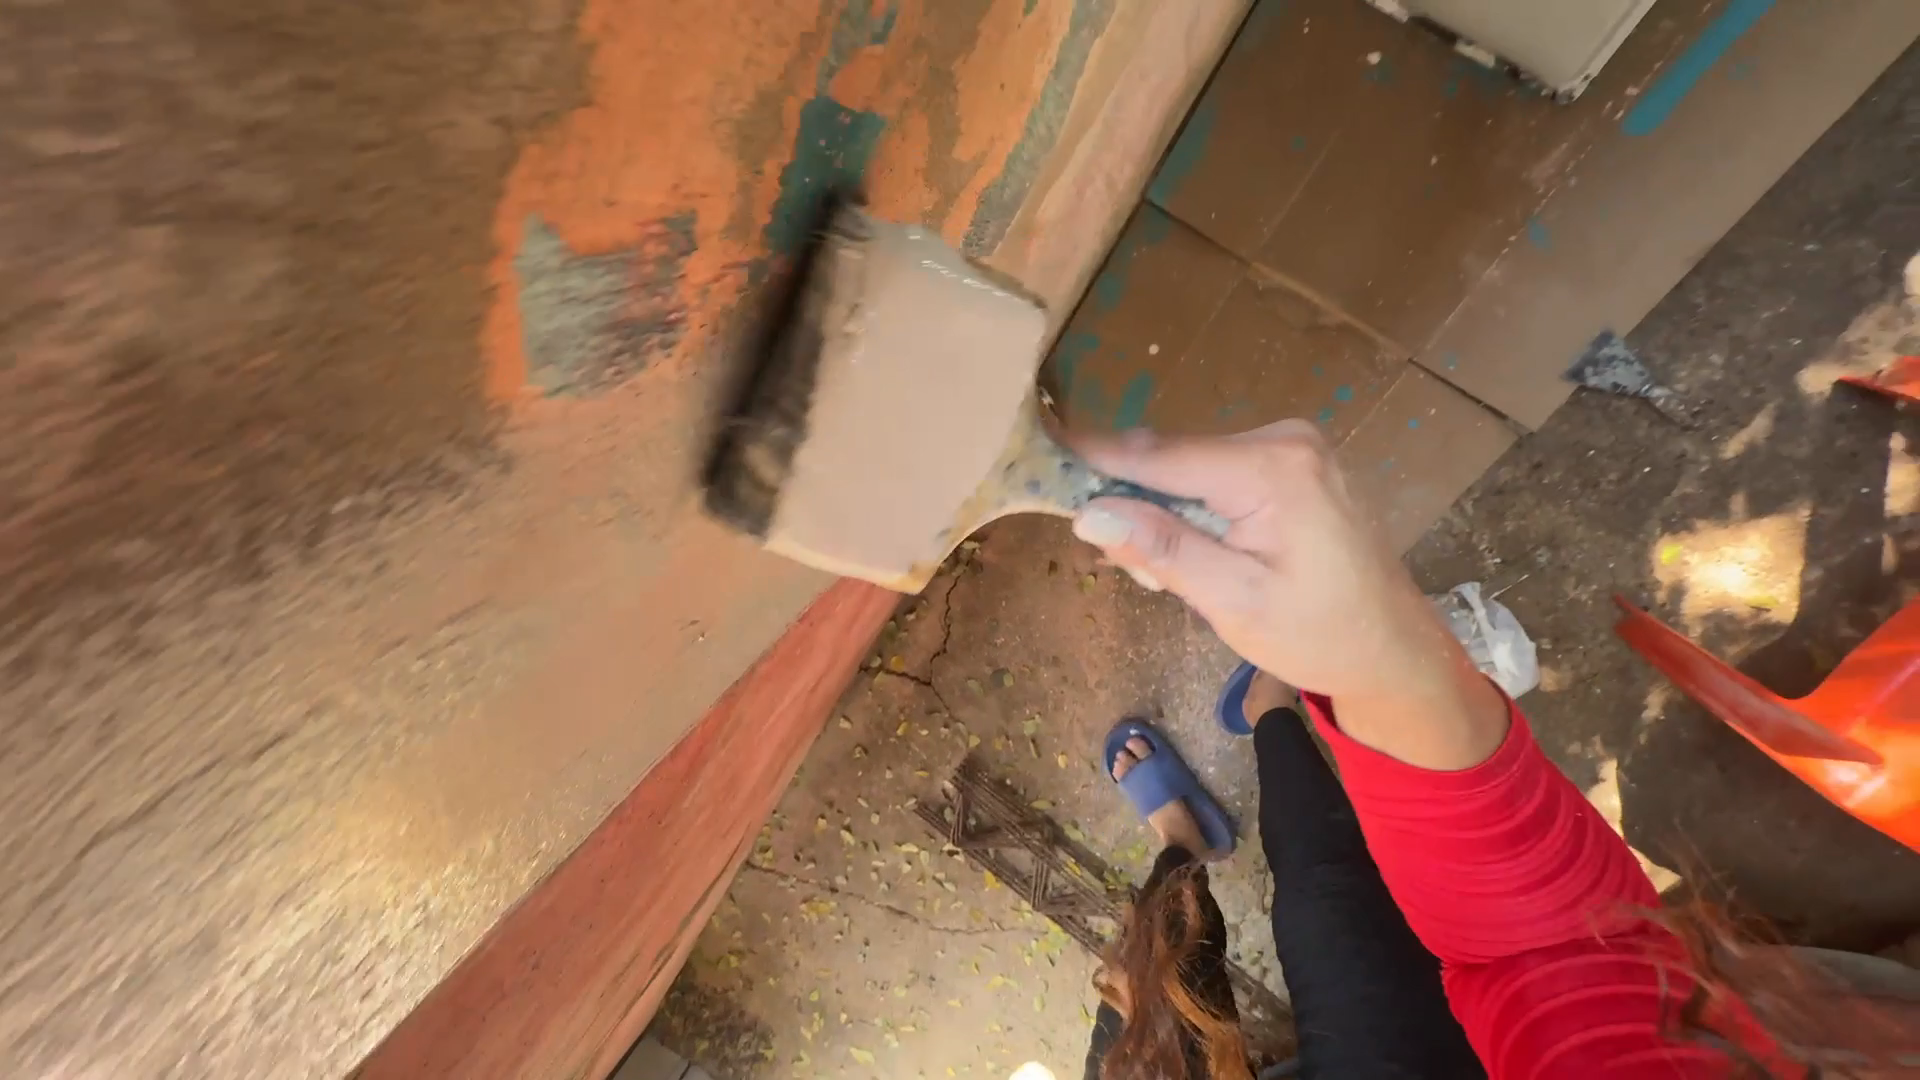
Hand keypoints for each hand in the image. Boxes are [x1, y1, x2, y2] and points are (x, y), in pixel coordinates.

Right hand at [1068, 421, 1506, 767]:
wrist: (1393, 650)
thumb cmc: (1318, 635)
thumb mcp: (1233, 601)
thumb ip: (1163, 550)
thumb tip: (1088, 512)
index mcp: (1271, 467)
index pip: (1159, 456)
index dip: (1095, 458)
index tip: (1040, 450)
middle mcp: (1282, 438)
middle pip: (1171, 459)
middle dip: (1135, 504)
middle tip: (1128, 565)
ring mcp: (1289, 446)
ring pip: (1187, 467)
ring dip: (1163, 512)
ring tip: (1171, 573)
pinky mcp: (1289, 461)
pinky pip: (1214, 473)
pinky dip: (1191, 509)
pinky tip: (1201, 552)